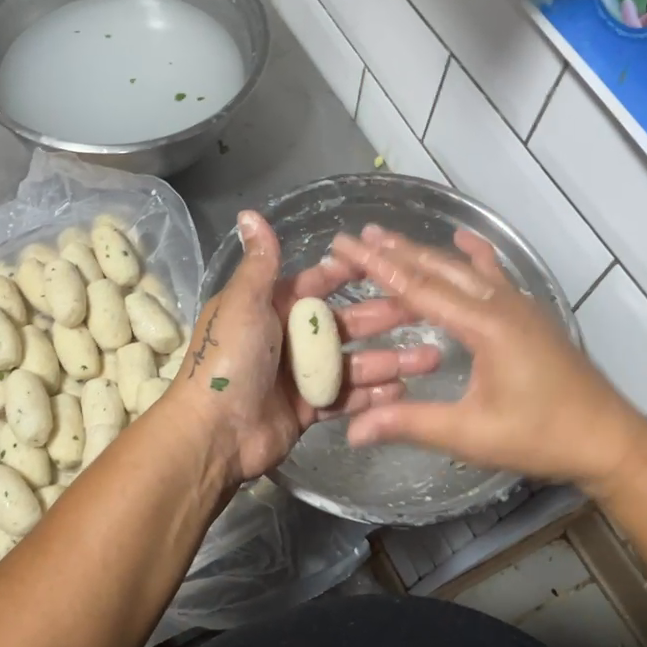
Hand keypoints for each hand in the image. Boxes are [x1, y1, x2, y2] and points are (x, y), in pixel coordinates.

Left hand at [165, 212, 442, 485]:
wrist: (214, 432)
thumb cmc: (229, 360)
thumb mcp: (243, 303)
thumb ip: (258, 262)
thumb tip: (250, 214)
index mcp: (271, 306)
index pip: (317, 283)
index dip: (350, 274)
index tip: (390, 264)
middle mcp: (288, 337)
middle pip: (345, 323)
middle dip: (384, 318)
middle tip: (427, 314)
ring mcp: (300, 376)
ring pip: (354, 363)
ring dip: (390, 360)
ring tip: (432, 358)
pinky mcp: (308, 409)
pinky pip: (347, 398)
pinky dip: (374, 396)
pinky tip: (406, 393)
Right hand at [328, 226, 646, 493]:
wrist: (608, 438)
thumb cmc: (541, 436)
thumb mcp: (470, 433)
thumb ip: (410, 423)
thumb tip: (353, 430)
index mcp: (485, 325)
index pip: (418, 287)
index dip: (377, 265)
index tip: (344, 244)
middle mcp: (501, 304)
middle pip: (439, 267)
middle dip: (395, 250)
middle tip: (356, 236)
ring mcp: (519, 306)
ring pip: (464, 268)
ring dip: (426, 253)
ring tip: (391, 238)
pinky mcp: (529, 316)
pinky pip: (494, 274)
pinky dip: (474, 255)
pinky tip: (466, 239)